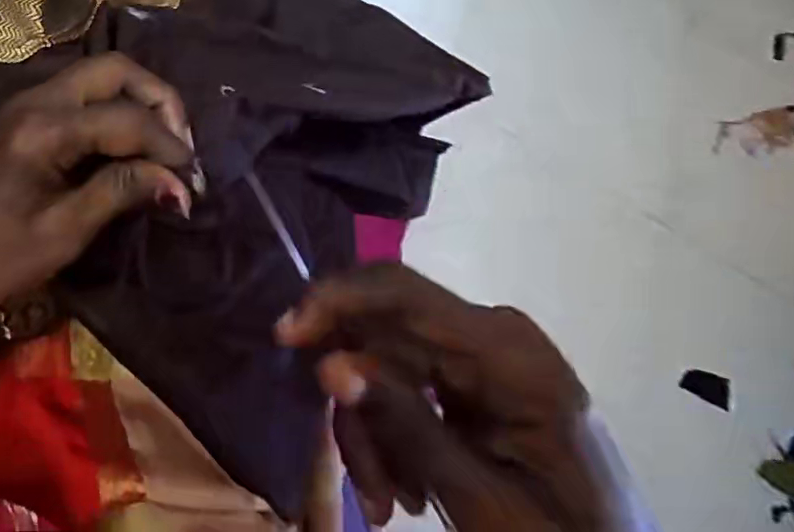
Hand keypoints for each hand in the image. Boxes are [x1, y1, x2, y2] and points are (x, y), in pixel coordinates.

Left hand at [0, 53, 194, 344]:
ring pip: (98, 75)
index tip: (194, 182)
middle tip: (182, 145)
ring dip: (137, 99)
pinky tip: (129, 142)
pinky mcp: (22, 114)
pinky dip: (113, 108)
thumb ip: (121, 192)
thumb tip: (179, 180)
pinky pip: (80, 94)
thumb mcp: (62, 234)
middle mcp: (35, 99)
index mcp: (44, 129)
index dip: (169, 147)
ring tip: (164, 144)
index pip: (126, 118)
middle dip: (159, 99)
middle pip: (115, 69)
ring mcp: (26, 101)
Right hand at [276, 264, 609, 531]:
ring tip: (386, 501)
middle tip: (359, 476)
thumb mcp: (483, 503)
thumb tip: (329, 366)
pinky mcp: (474, 372)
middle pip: (385, 330)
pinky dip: (391, 426)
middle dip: (356, 395)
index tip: (285, 336)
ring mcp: (483, 351)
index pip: (400, 292)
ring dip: (372, 425)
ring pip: (385, 358)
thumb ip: (406, 426)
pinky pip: (406, 378)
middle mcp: (491, 332)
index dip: (335, 300)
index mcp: (508, 351)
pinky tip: (402, 486)